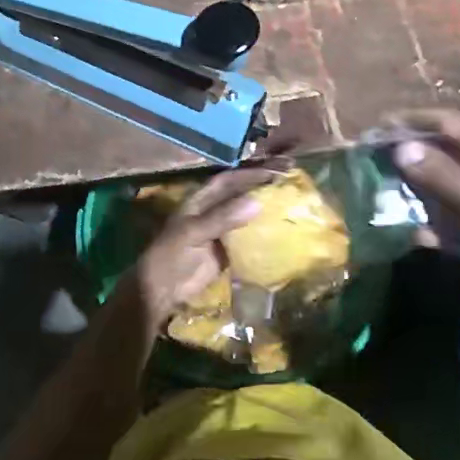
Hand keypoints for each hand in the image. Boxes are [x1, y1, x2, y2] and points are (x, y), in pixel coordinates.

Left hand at [123, 166, 278, 327]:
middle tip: (292, 181)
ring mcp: (221, 231)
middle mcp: (212, 211)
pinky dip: (264, 233)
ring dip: (267, 209)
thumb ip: (223, 218)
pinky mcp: (228, 250)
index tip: (277, 171)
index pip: (229, 180)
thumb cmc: (172, 254)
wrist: (164, 288)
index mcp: (200, 200)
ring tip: (295, 202)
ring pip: (247, 215)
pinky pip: (249, 237)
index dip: (250, 173)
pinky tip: (284, 230)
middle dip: (263, 187)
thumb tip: (256, 203)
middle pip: (241, 195)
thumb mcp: (194, 232)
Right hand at [390, 110, 459, 286]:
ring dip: (427, 188)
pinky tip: (431, 234)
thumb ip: (442, 176)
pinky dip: (447, 212)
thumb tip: (400, 148)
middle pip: (447, 147)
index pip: (443, 120)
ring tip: (398, 204)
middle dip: (412, 156)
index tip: (374, 130)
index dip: (408, 121)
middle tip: (378, 170)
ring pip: (457, 176)